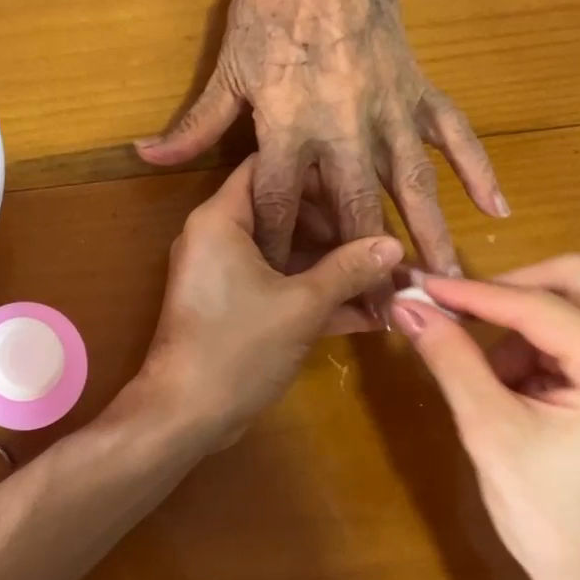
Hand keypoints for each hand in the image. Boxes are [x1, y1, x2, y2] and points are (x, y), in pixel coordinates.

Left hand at [135, 0, 505, 274]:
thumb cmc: (268, 9)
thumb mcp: (227, 70)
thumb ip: (195, 125)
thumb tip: (145, 154)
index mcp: (288, 129)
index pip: (278, 203)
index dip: (278, 246)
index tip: (284, 288)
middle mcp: (342, 130)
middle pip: (352, 208)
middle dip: (364, 261)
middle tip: (384, 307)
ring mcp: (387, 110)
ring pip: (411, 184)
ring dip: (429, 233)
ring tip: (445, 280)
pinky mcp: (418, 88)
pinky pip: (453, 133)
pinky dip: (477, 168)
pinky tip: (497, 208)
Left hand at [136, 156, 405, 452]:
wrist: (185, 412)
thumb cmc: (237, 347)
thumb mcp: (302, 306)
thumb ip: (348, 270)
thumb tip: (394, 245)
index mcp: (221, 219)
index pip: (267, 167)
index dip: (316, 172)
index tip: (362, 184)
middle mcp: (217, 236)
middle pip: (282, 211)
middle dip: (336, 228)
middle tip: (384, 242)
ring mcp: (224, 273)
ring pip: (285, 254)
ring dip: (332, 268)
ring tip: (388, 280)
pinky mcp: (233, 305)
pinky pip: (277, 286)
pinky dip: (313, 296)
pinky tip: (368, 315)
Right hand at [393, 255, 579, 579]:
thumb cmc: (551, 522)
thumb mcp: (491, 432)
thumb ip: (451, 358)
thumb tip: (407, 306)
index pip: (544, 307)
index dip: (475, 293)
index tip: (421, 287)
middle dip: (510, 296)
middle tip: (458, 317)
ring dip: (532, 329)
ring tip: (496, 382)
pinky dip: (555, 351)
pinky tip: (528, 393)